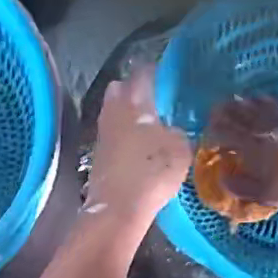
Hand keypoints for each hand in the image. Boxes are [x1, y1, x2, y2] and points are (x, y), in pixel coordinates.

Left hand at [86, 62, 192, 229]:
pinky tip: (134, 147)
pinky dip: (120, 135)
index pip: (142, 74)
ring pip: (111, 112)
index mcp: (136, 103)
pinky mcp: (97, 155)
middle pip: (118, 89)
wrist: (119, 206)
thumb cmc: (153, 171)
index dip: (152, 70)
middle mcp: (114, 112)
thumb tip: (168, 130)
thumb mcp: (180, 148)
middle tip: (149, 98)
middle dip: (131, 88)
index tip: (161, 72)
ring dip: (124, 113)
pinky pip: (110, 134)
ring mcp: (102, 134)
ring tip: (144, 124)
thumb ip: (176, 132)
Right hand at [204, 96, 277, 209]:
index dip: (214, 131)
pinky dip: (271, 101)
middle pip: (241, 113)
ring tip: (239, 100)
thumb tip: (224, 178)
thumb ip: (241, 186)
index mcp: (252, 145)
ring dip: (247, 102)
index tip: (208, 133)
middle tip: (217, 109)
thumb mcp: (265, 195)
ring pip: (261, 104)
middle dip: (226, 110)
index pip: (226, 132)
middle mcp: (265, 127)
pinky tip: (270, 100)